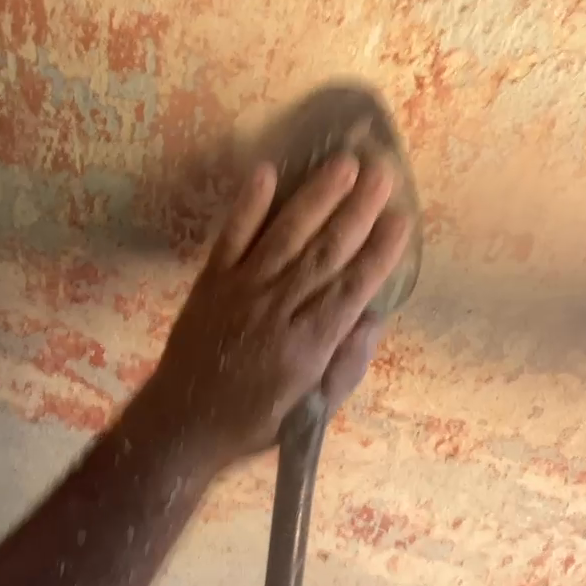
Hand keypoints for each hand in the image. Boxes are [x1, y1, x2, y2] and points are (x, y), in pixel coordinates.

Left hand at [136, 155, 412, 464]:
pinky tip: (266, 172)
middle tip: (382, 173)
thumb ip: (347, 364)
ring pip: (286, 235)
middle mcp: (278, 310)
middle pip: (325, 253)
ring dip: (316, 197)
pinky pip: (232, 236)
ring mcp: (242, 289)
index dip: (379, 252)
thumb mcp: (312, 410)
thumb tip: (375, 316)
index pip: (352, 289)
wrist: (183, 422)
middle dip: (357, 211)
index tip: (402, 219)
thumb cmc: (256, 418)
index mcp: (308, 346)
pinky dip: (248, 205)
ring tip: (343, 163)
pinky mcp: (212, 279)